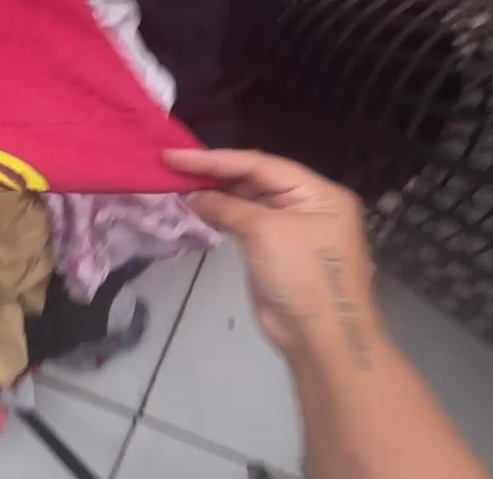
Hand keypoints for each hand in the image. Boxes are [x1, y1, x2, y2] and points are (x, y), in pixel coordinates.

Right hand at [163, 148, 381, 363]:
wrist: (321, 338)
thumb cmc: (302, 276)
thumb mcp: (261, 230)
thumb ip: (223, 204)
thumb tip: (191, 194)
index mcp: (318, 194)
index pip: (257, 164)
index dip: (212, 158)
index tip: (172, 155)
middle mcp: (307, 204)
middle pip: (252, 177)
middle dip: (212, 172)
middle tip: (171, 165)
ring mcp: (291, 226)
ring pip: (244, 197)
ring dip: (212, 191)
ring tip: (176, 182)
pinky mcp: (274, 246)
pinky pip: (242, 217)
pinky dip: (218, 210)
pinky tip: (195, 205)